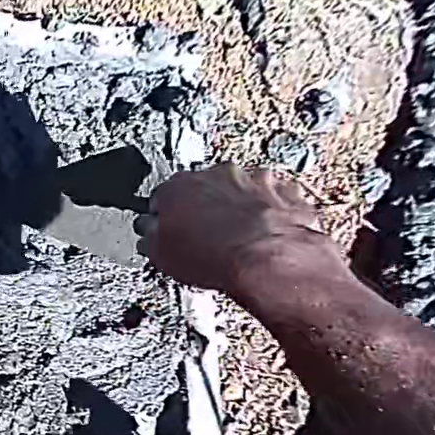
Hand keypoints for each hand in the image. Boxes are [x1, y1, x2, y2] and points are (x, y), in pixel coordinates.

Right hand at [135, 163, 338, 296]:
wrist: (267, 260)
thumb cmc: (212, 256)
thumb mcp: (160, 256)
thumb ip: (150, 237)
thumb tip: (149, 234)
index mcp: (177, 186)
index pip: (162, 196)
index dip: (164, 217)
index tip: (168, 232)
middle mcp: (216, 174)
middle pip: (202, 188)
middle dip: (202, 208)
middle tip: (202, 238)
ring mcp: (254, 179)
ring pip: (238, 190)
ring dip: (235, 207)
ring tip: (234, 240)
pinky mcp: (285, 190)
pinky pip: (271, 198)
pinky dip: (265, 212)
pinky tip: (260, 237)